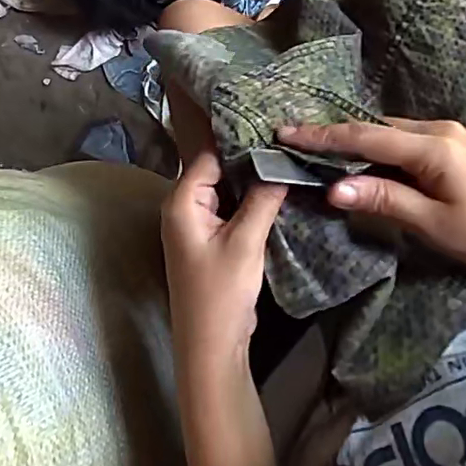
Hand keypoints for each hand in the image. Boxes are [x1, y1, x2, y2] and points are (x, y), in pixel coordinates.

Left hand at [161, 151, 287, 375]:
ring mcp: (196, 223)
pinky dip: (248, 196)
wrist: (211, 345)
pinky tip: (275, 186)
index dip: (238, 137)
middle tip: (283, 134)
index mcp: (181, 201)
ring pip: (225, 187)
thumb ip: (263, 199)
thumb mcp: (245, 242)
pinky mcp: (210, 237)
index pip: (208, 154)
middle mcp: (183, 206)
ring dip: (250, 175)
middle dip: (247, 153)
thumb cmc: (221, 292)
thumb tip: (281, 162)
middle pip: (215, 168)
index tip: (269, 120)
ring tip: (284, 153)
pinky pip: (229, 205)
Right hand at [277, 119, 465, 278]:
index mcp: (434, 148)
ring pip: (388, 134)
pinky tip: (357, 160)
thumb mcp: (433, 223)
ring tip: (315, 150)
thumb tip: (333, 188)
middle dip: (334, 136)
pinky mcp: (451, 146)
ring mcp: (447, 135)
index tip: (286, 132)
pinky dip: (376, 150)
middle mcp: (439, 130)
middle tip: (292, 142)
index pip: (367, 138)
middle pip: (375, 130)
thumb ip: (384, 199)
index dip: (324, 137)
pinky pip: (403, 142)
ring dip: (354, 143)